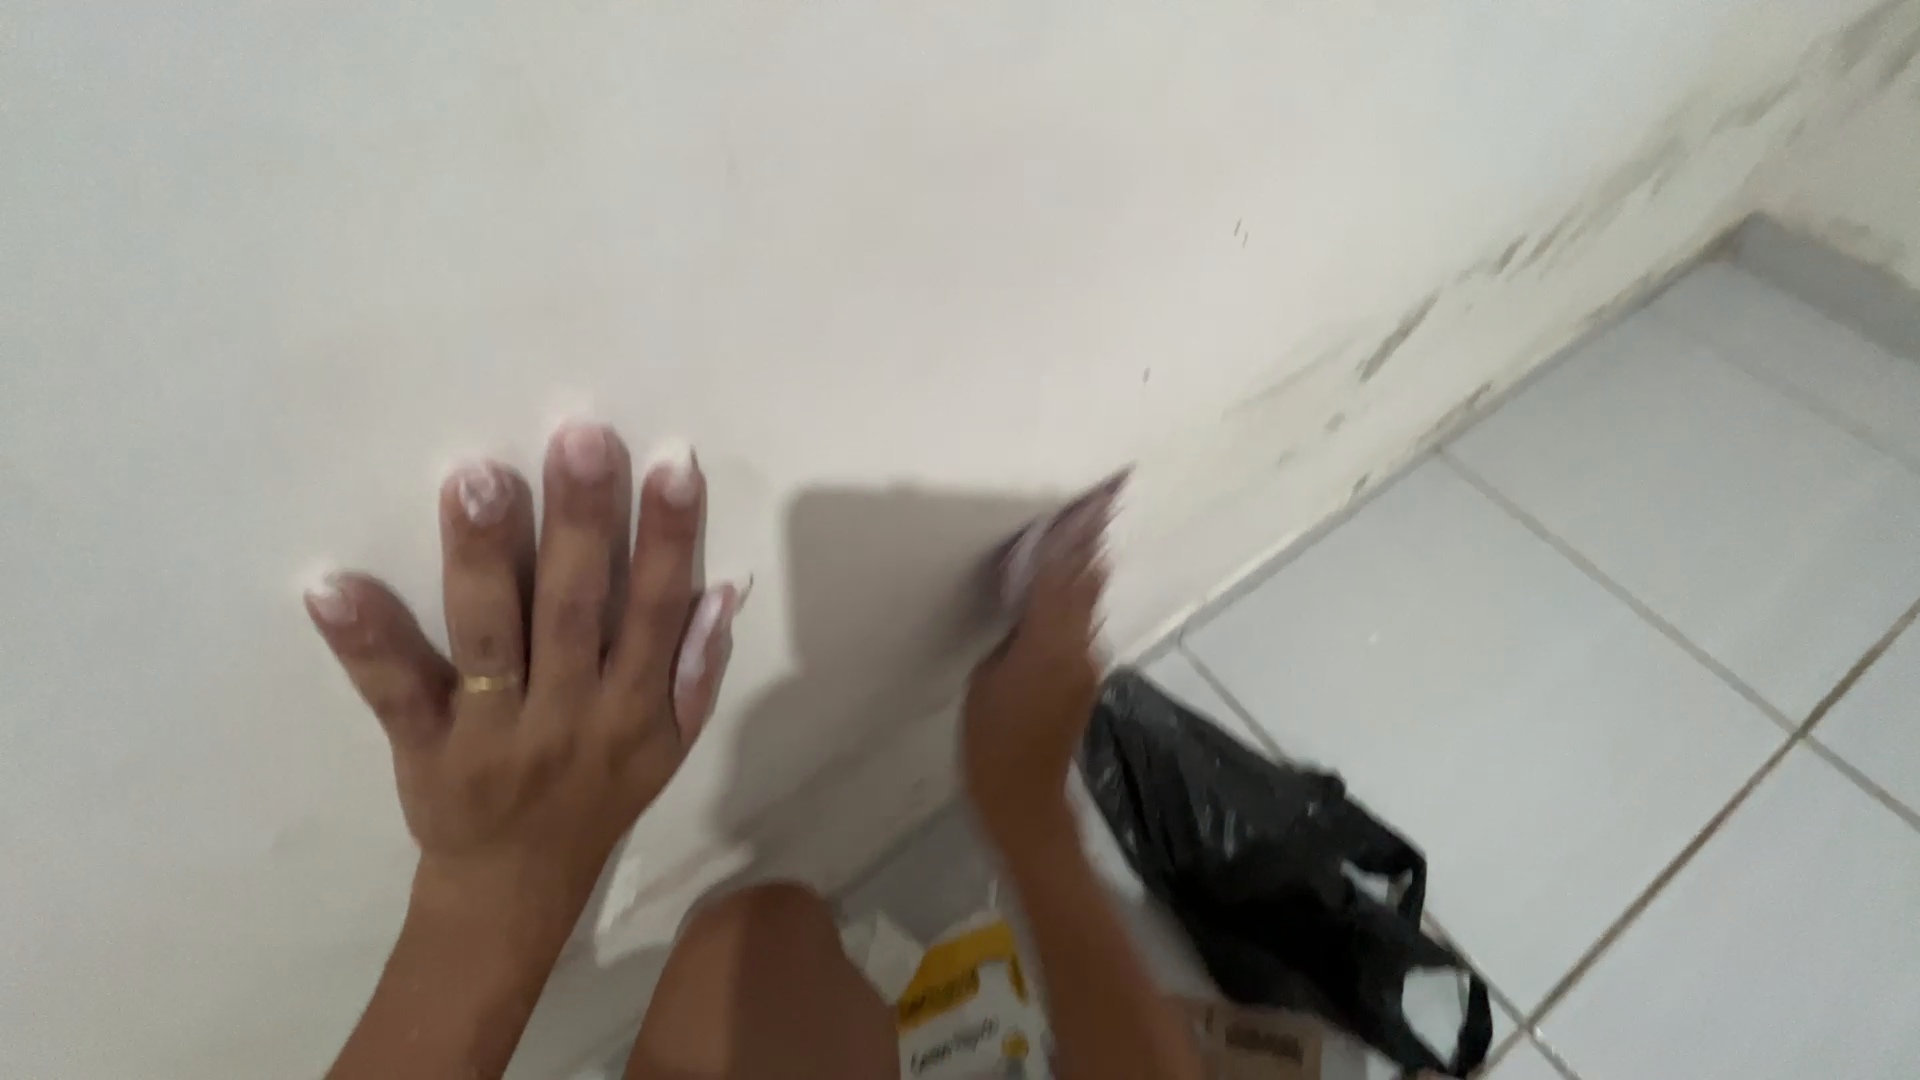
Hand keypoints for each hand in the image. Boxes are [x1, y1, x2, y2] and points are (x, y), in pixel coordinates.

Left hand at [305, 423, 744, 925]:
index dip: (669, 538)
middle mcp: (570, 711)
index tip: (673, 465)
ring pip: (491, 637)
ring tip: (475, 479)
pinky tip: (330, 585)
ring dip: (483, 558)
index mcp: (635, 707)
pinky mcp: (423, 746)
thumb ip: (698, 668)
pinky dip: (366, 641)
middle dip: (581, 523)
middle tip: (578, 438)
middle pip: (575, 610)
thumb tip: (723, 590)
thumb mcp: (674, 744)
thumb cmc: (606, 796)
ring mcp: (493, 730)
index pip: (657, 611)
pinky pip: (395, 693)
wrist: (516, 882)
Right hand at [962, 481, 1117, 856]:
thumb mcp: (985, 677)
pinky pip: (1085, 619)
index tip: (1088, 498)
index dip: (1072, 535)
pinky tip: (1077, 573)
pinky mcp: (1087, 675)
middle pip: (1088, 579)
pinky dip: (1082, 589)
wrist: (1025, 797)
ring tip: (1094, 521)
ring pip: (1091, 597)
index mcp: (1046, 642)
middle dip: (1094, 537)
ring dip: (1091, 559)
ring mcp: (1087, 661)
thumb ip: (1012, 633)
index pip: (1060, 574)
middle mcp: (1077, 645)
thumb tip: (1026, 606)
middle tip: (1106, 494)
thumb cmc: (990, 741)